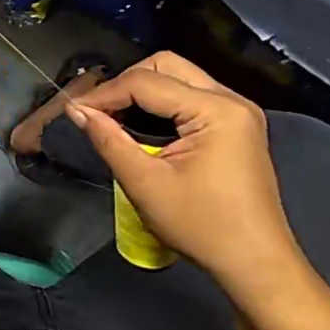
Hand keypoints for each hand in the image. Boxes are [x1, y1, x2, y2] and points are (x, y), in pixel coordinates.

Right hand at [65, 52, 309, 293]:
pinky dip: (160, 103)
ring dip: (142, 90)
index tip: (74, 110)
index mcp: (216, 110)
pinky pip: (190, 96)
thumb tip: (76, 110)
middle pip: (166, 65)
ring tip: (112, 116)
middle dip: (125, 82)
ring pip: (179, 77)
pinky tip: (140, 124)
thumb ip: (108, 139)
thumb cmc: (201, 226)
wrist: (254, 264)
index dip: (105, 93)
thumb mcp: (144, 183)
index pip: (146, 82)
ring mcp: (238, 112)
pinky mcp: (236, 126)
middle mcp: (231, 100)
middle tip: (97, 110)